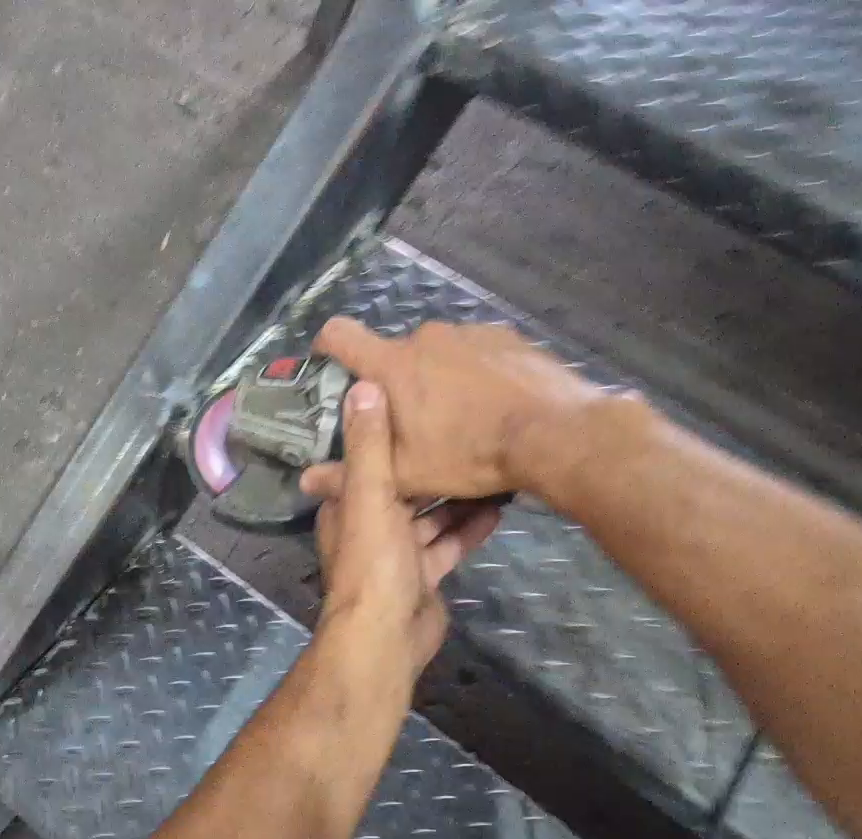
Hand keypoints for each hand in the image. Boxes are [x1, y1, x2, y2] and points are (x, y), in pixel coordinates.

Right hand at [300, 318, 602, 500]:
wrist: (557, 434)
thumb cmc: (469, 454)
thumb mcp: (404, 475)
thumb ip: (351, 474)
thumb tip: (305, 482)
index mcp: (392, 366)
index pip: (340, 335)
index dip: (327, 345)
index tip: (328, 363)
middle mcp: (426, 337)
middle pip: (393, 355)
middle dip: (395, 385)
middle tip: (410, 425)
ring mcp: (469, 332)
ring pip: (436, 355)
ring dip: (436, 380)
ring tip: (459, 421)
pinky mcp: (506, 337)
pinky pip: (474, 354)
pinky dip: (473, 376)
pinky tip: (492, 408)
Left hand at [312, 380, 501, 686]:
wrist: (386, 635)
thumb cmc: (373, 560)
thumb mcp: (370, 493)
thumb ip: (370, 444)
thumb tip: (361, 385)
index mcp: (346, 505)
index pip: (368, 461)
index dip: (395, 438)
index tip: (426, 409)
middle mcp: (367, 526)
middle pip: (405, 489)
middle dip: (436, 468)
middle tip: (474, 438)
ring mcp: (395, 554)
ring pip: (429, 517)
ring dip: (457, 498)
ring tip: (494, 469)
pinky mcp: (421, 577)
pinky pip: (445, 545)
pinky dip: (467, 530)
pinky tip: (498, 510)